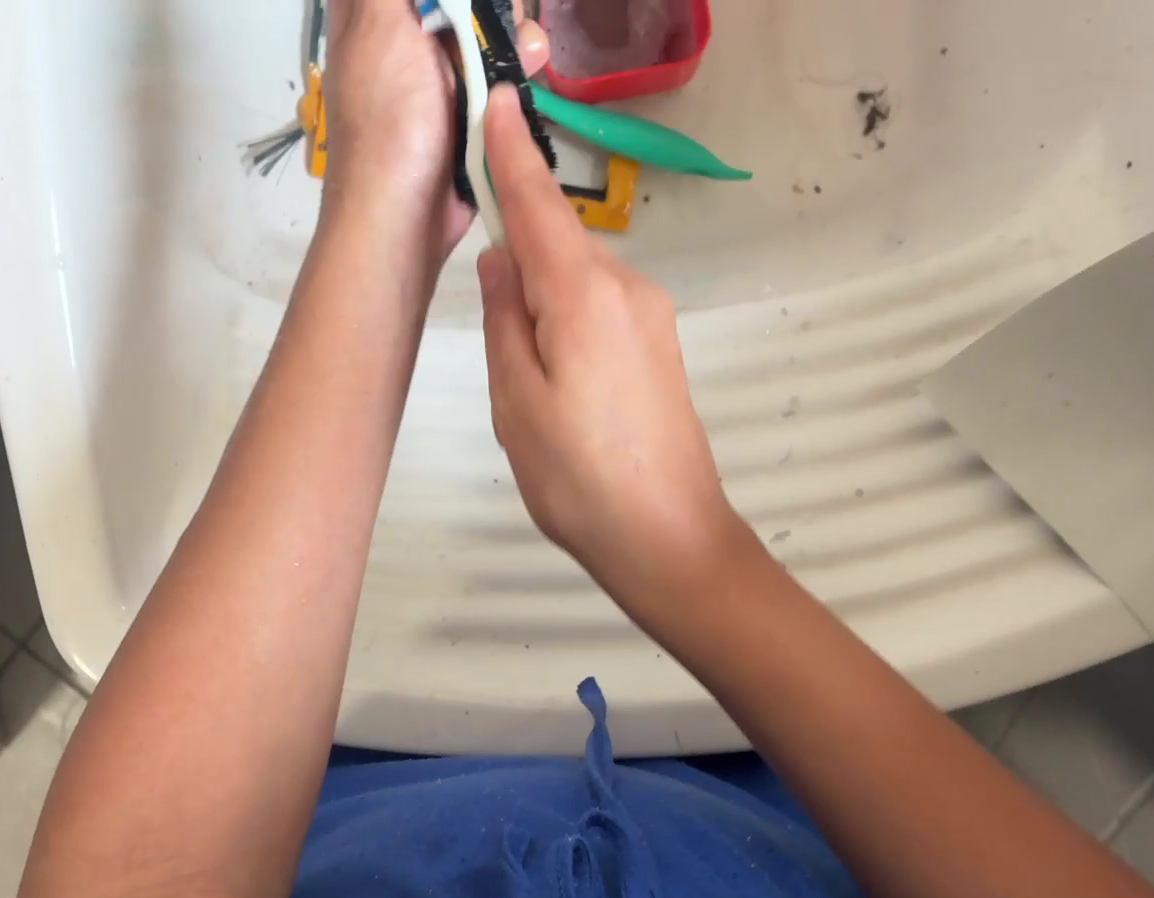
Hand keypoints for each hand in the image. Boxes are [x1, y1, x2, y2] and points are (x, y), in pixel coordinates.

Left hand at [321, 0, 547, 253]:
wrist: (403, 218)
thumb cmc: (387, 118)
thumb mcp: (380, 22)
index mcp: (369, 13)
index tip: (463, 0)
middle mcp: (401, 41)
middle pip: (455, 0)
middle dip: (489, 3)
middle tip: (504, 13)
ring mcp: (435, 81)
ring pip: (484, 30)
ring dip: (513, 30)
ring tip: (529, 47)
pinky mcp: (464, 116)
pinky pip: (498, 74)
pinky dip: (517, 69)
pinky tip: (532, 67)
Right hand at [475, 86, 758, 600]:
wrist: (668, 538)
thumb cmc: (578, 478)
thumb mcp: (516, 402)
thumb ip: (504, 321)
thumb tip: (502, 260)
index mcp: (584, 296)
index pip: (539, 206)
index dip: (511, 156)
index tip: (496, 104)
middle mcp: (627, 290)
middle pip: (559, 244)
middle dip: (517, 256)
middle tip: (485, 321)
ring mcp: (650, 318)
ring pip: (577, 281)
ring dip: (539, 300)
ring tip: (523, 377)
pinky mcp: (658, 348)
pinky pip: (598, 309)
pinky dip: (565, 319)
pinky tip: (554, 375)